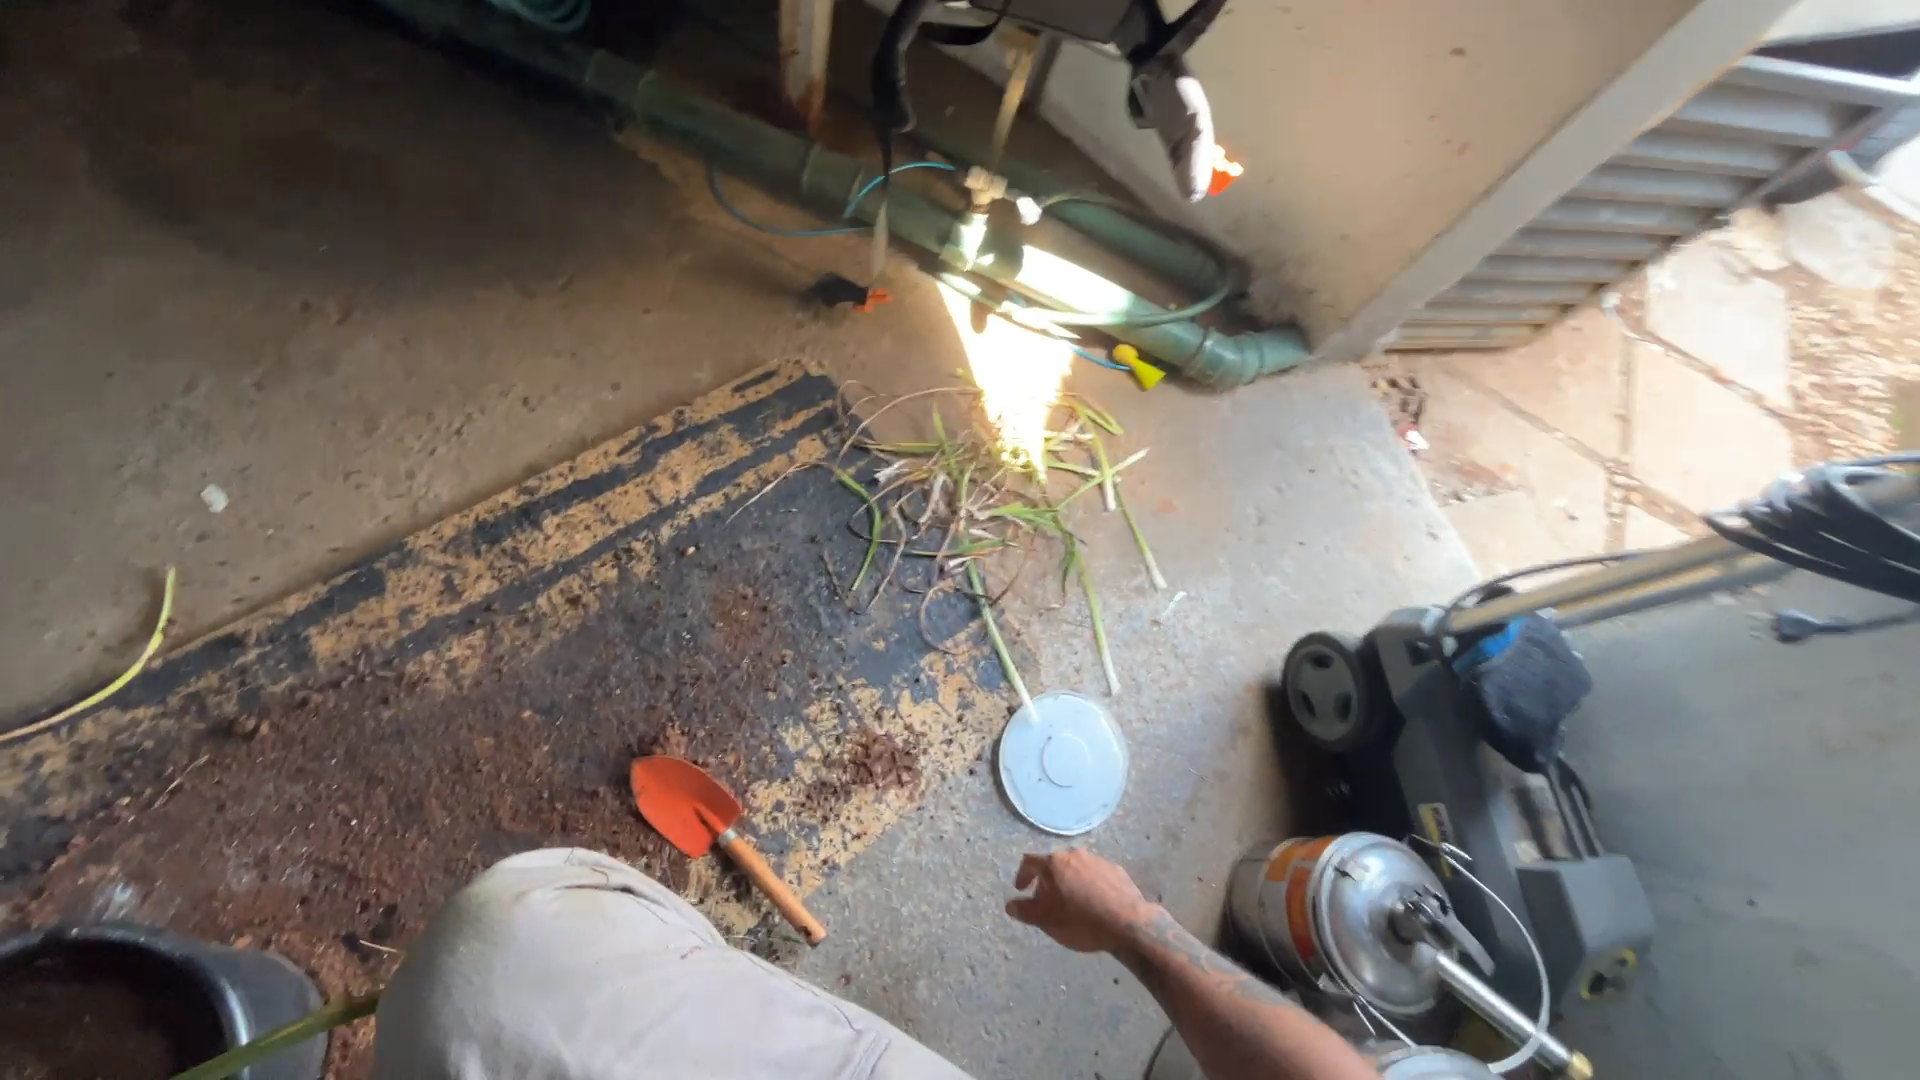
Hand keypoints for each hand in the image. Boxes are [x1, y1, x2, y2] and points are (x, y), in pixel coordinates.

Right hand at [1005, 849, 1160, 953]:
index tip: (1021, 889)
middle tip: (1046, 901)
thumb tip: (1010, 905)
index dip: (1022, 875)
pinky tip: (1093, 903)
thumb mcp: (1047, 921)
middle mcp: (1074, 854)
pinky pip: (1094, 874)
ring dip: (1068, 882)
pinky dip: (1087, 885)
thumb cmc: (1081, 921)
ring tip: (1071, 904)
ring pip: (1075, 868)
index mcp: (1055, 863)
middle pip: (1053, 864)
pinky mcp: (1115, 870)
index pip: (1030, 861)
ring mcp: (1097, 860)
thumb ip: (1025, 911)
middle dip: (1047, 881)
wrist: (1128, 923)